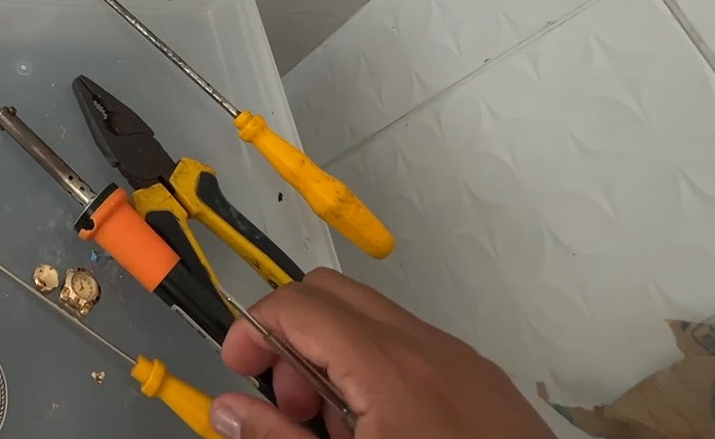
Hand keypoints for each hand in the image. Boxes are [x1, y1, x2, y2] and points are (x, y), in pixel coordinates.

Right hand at [211, 269, 550, 438]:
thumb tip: (226, 409)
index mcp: (389, 367)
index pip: (296, 306)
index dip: (253, 327)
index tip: (238, 368)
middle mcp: (426, 346)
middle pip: (328, 290)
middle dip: (290, 330)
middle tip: (286, 397)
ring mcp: (463, 360)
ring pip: (368, 314)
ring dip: (330, 348)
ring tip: (334, 423)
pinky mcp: (488, 382)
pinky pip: (409, 343)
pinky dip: (372, 364)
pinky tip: (383, 428)